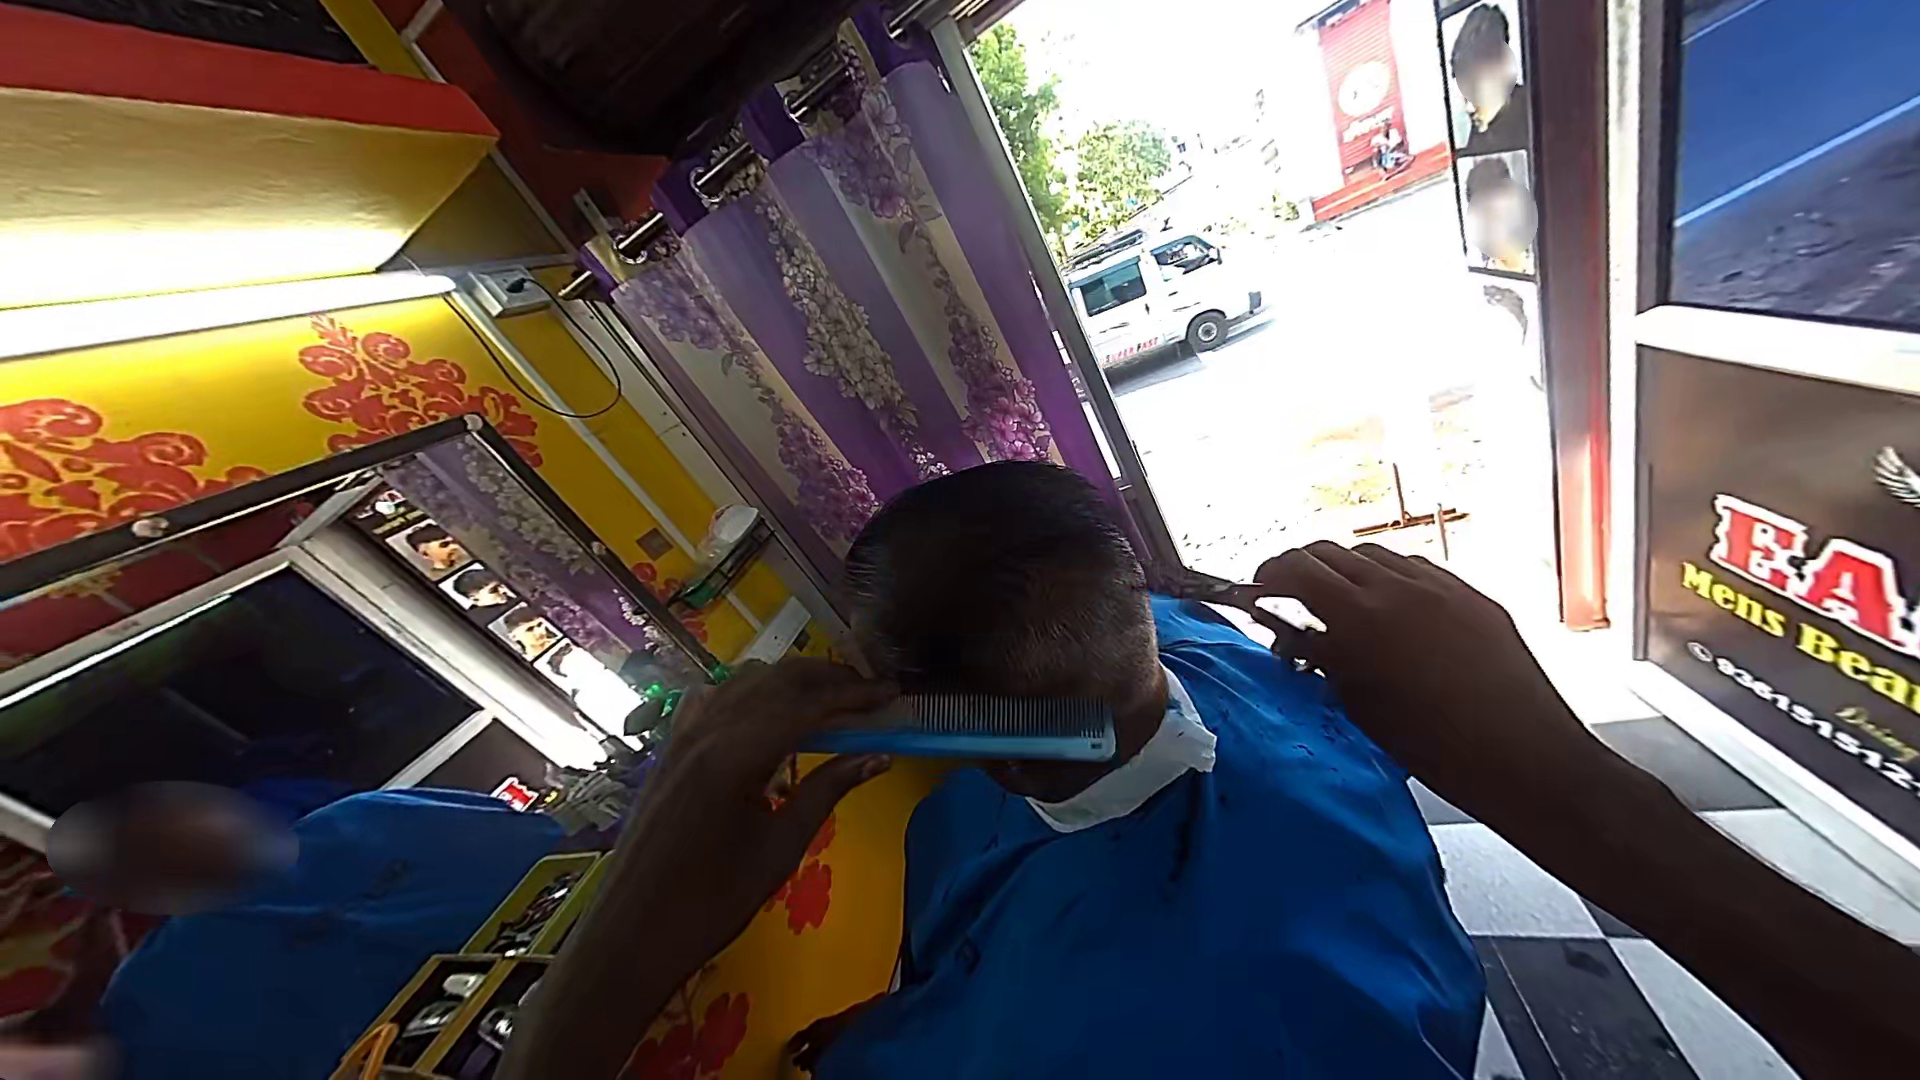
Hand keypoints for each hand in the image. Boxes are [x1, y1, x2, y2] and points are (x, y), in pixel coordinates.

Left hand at [501, 659, 896, 1079]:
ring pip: (747, 679)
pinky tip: (765, 709)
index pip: (809, 704)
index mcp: (738, 753)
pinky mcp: (673, 744)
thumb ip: (830, 789)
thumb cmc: (712, 901)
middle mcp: (710, 728)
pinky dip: (751, 690)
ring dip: (792, 679)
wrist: (629, 937)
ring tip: (827, 697)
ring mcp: (685, 732)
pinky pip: (716, 695)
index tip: (890, 691)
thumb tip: (880, 756)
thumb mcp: (782, 847)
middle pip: (780, 678)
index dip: (855, 694)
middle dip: (829, 676)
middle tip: (867, 690)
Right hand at [1251, 542, 1616, 830]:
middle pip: (1328, 551)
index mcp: (1361, 617)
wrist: (1526, 762)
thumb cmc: (1432, 745)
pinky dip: (1387, 576)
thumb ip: (1317, 652)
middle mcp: (1398, 589)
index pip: (1296, 568)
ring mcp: (1440, 588)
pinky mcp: (1472, 597)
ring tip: (1337, 598)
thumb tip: (1287, 631)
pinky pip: (1415, 568)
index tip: (1259, 590)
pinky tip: (1387, 605)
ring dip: (1342, 569)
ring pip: (1371, 553)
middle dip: (1298, 568)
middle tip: (1288, 592)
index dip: (1268, 575)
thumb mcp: (1355, 698)